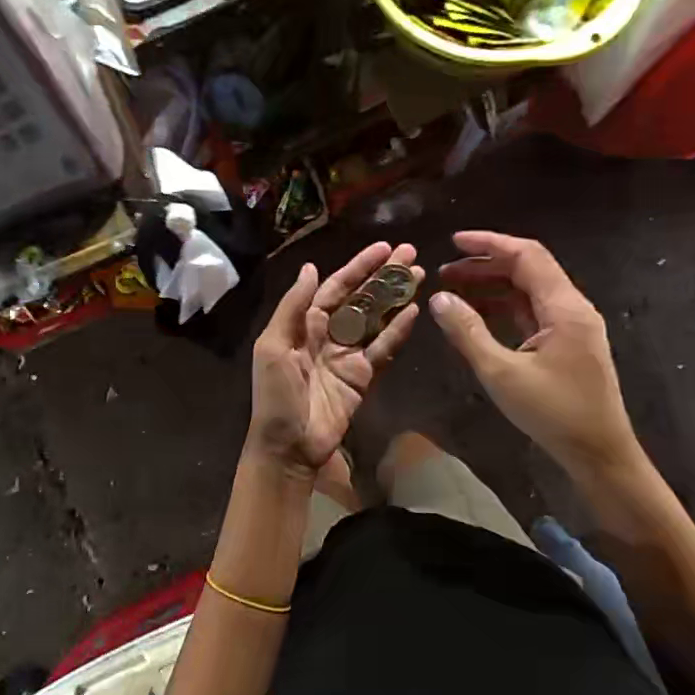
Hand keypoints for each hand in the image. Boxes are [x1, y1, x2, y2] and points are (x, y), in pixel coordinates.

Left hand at [248, 242, 422, 472]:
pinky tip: (414, 311)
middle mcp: (329, 333)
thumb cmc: (275, 395)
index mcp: (304, 323)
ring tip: (420, 274)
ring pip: (377, 318)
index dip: (359, 267)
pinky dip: (398, 330)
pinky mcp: (363, 376)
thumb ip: (293, 307)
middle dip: (384, 276)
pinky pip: (383, 348)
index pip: (336, 287)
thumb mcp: (274, 346)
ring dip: (397, 297)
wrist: (288, 446)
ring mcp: (348, 354)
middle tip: (411, 254)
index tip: (384, 248)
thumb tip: (311, 268)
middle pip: (361, 298)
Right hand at [429, 231, 637, 474]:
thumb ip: (468, 332)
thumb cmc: (552, 412)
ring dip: (492, 286)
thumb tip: (439, 299)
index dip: (489, 243)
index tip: (453, 241)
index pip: (526, 256)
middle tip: (444, 272)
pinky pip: (532, 313)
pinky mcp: (567, 344)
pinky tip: (477, 316)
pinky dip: (503, 308)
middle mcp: (572, 308)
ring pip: (528, 292)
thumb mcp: (501, 373)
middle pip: (527, 269)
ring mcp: (572, 326)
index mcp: (564, 307)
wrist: (598, 453)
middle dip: (485, 265)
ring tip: (453, 291)